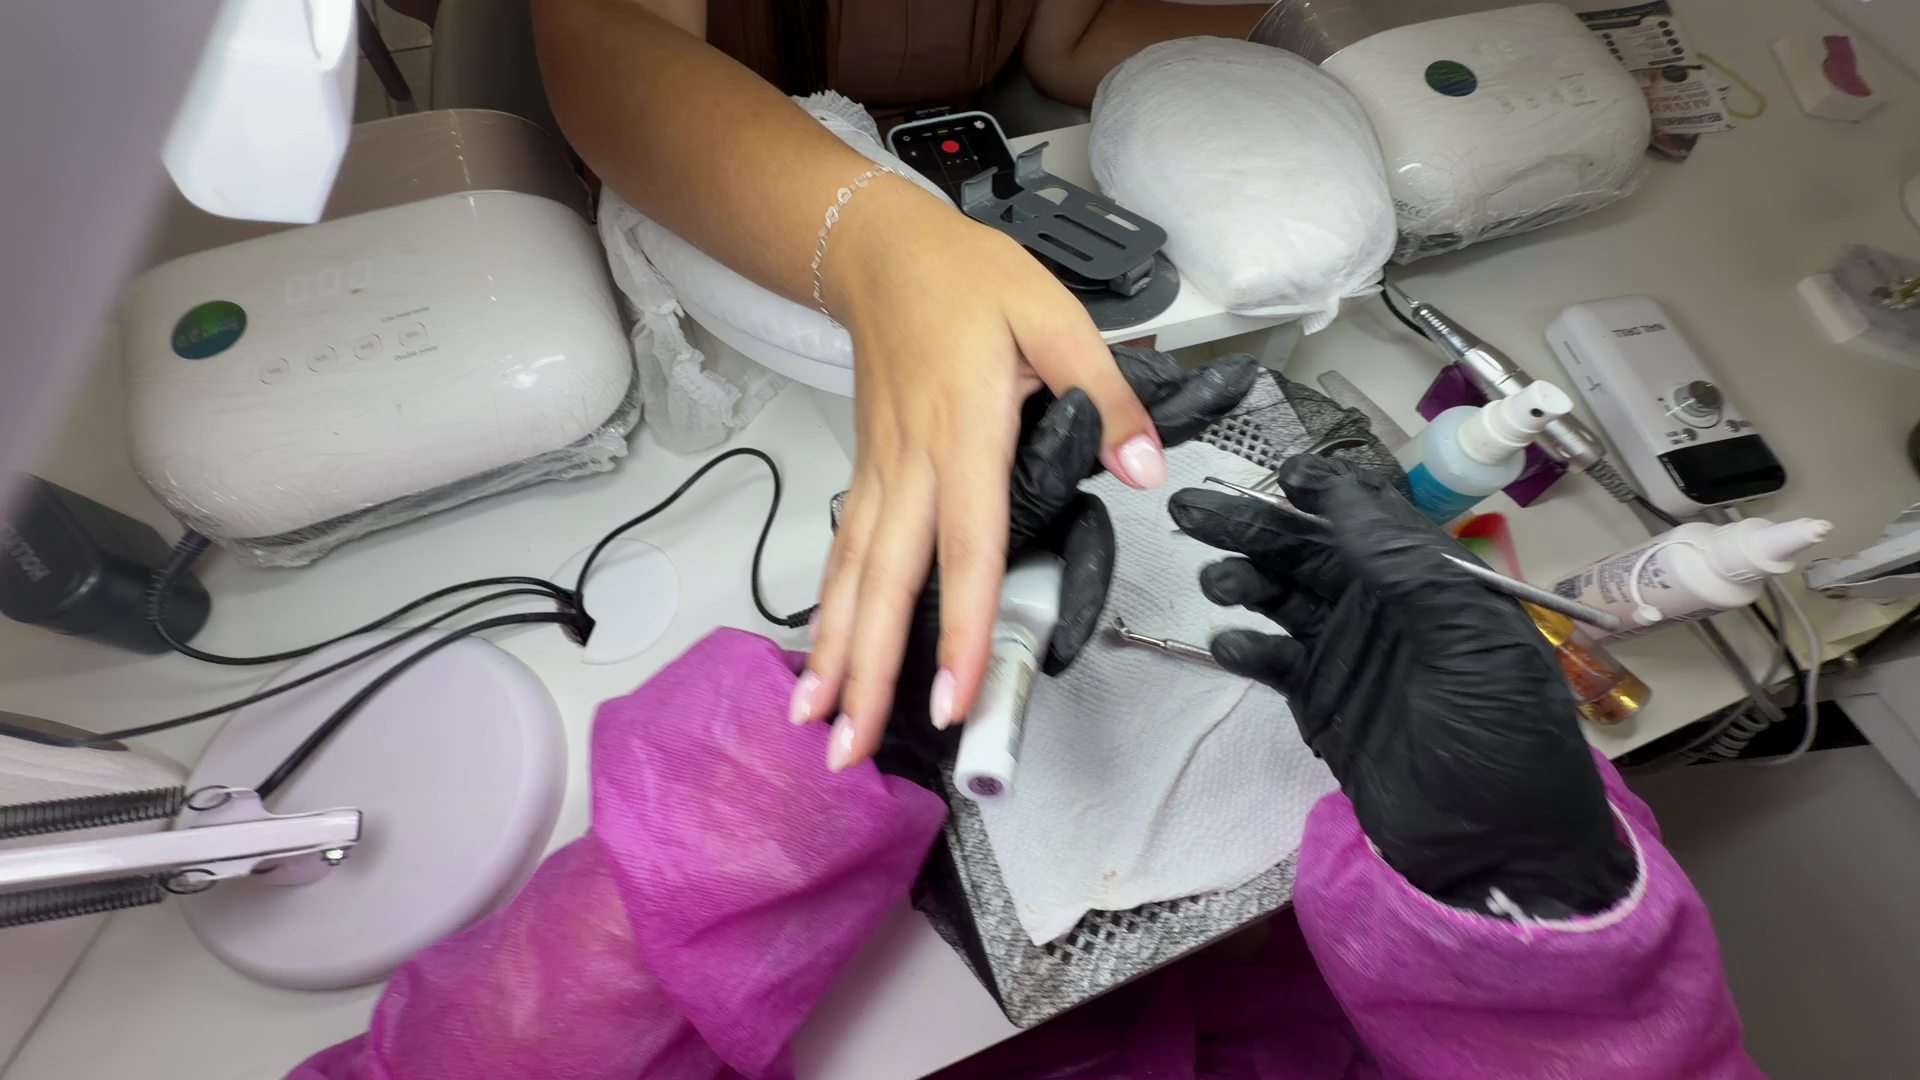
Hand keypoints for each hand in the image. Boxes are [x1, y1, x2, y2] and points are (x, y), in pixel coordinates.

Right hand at [794, 178, 1178, 771]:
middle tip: (848, 750)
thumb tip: (1143, 468)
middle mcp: (912, 466)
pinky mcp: (865, 471)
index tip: (950, 699)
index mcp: (966, 433)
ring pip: (851, 573)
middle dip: (869, 670)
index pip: (966, 547)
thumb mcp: (1056, 317)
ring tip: (815, 721)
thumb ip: (1104, 393)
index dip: (958, 626)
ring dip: (833, 651)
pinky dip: (825, 606)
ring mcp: (879, 472)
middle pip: (888, 581)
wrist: (886, 256)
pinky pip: (842, 549)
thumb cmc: (972, 284)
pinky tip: (816, 651)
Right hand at [1168, 456, 1634, 916]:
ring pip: (1278, 597)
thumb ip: (1411, 569)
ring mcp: (1341, 650)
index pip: (1368, 519)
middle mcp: (1378, 606)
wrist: (1491, 850)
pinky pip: (1269, 657)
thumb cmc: (1501, 739)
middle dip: (1250, 526)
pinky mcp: (1314, 695)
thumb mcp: (1475, 645)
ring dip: (1242, 581)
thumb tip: (1346, 500)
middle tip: (1190, 510)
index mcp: (1427, 584)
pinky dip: (1245, 647)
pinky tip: (1228, 644)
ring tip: (1216, 583)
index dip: (1325, 491)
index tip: (1281, 472)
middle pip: (1303, 552)